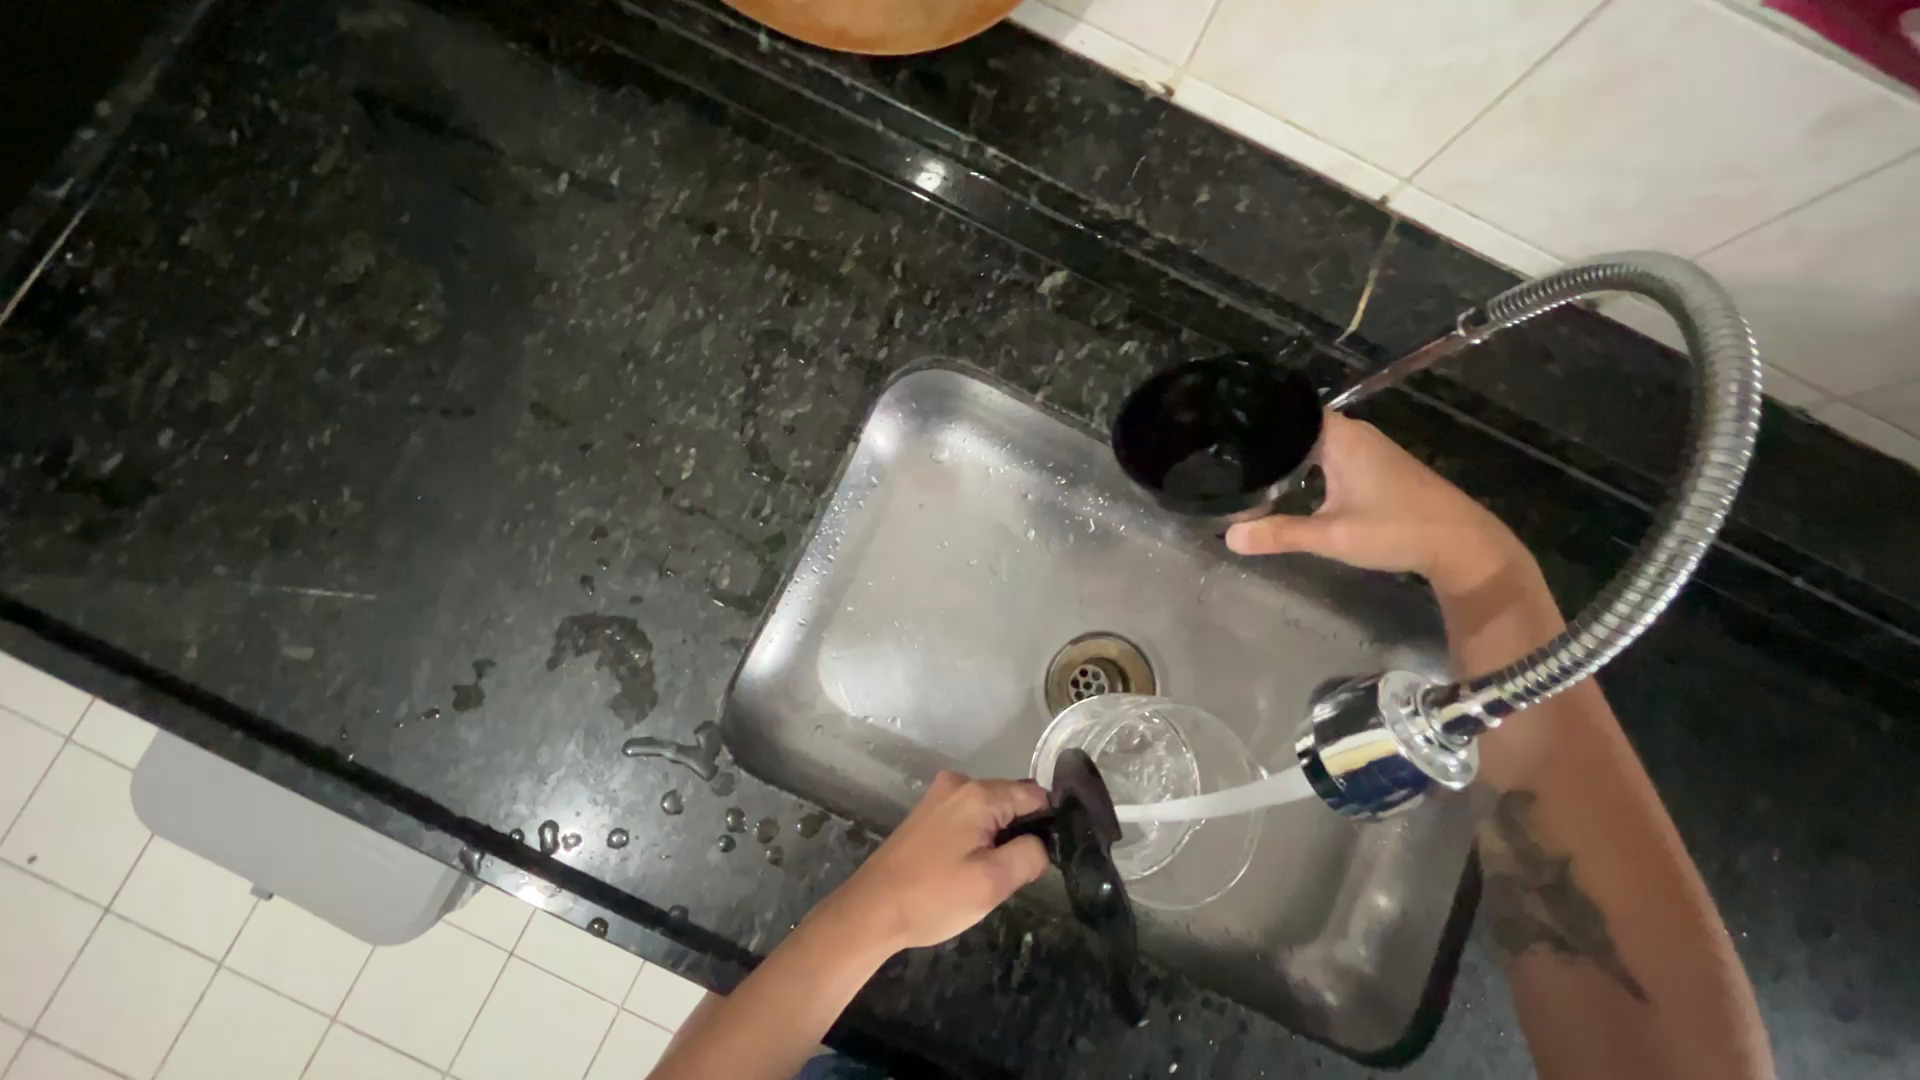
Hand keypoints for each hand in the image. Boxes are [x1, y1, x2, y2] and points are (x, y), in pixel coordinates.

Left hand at [821, 772, 1048, 953]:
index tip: (1050, 855)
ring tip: (990, 874)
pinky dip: (977, 837)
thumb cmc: (934, 896)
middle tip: (1015, 873)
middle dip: (1021, 832)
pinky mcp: (927, 813)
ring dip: (998, 837)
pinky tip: (967, 868)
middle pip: (1011, 799)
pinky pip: (969, 817)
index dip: (1049, 823)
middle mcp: (959, 783)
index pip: (1035, 795)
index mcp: (978, 793)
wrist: (871, 910)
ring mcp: (939, 797)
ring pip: (990, 810)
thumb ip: (1029, 856)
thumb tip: (1042, 844)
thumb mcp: (992, 882)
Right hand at [1224, 412, 1529, 598]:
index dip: (1259, 417)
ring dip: (1285, 454)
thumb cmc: (1397, 530)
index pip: (1290, 411)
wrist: (1461, 544)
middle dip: (1265, 439)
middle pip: (1298, 427)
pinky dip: (1305, 465)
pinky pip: (1328, 456)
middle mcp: (1354, 435)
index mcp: (1342, 438)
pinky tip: (1285, 483)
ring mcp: (1367, 450)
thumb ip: (1280, 534)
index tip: (1224, 427)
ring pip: (1314, 443)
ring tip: (1243, 466)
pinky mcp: (1374, 467)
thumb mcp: (1332, 536)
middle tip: (1223, 452)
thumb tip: (1228, 536)